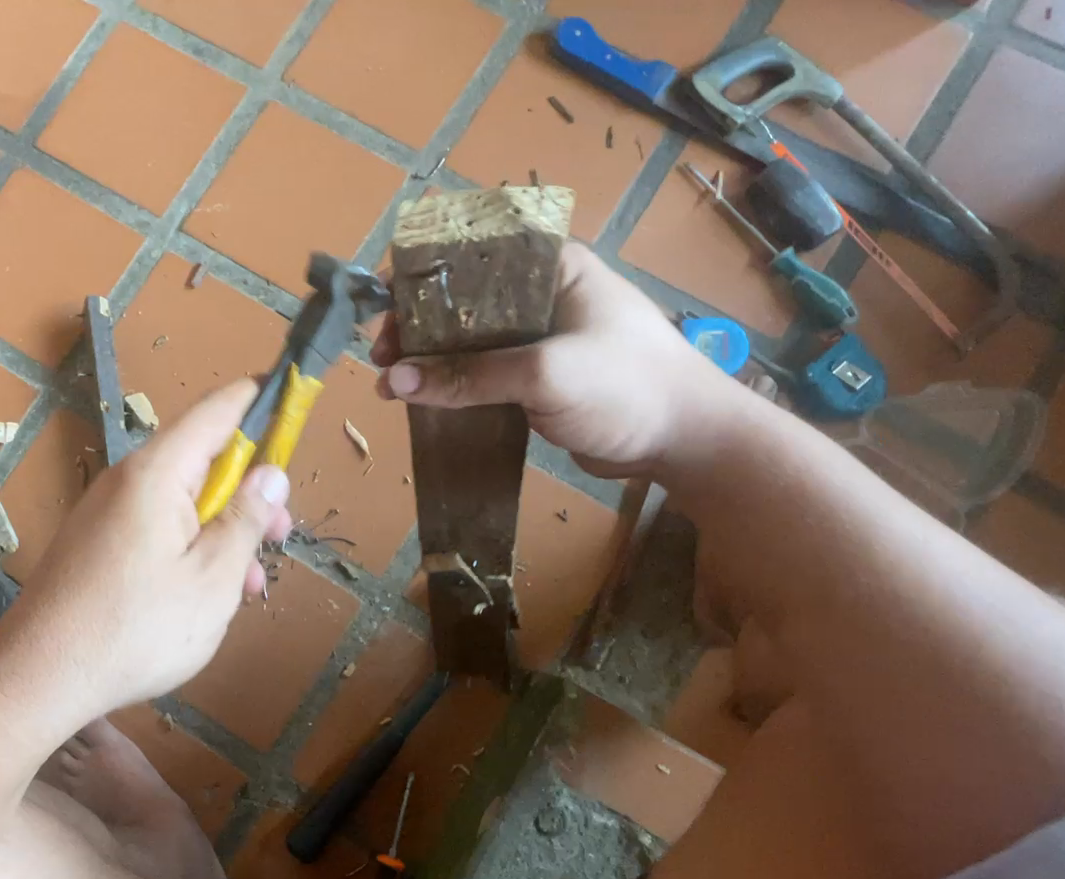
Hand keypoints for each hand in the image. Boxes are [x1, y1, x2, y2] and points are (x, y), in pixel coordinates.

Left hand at [0, 380, 293, 722]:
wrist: (37, 679)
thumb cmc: (137, 629)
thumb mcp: (213, 578)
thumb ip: (247, 520)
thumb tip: (271, 473)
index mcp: (158, 472)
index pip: (219, 410)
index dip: (261, 403)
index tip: (295, 407)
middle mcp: (128, 480)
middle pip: (202, 459)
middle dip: (250, 490)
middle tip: (280, 534)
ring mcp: (106, 512)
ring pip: (182, 501)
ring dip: (224, 530)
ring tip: (248, 583)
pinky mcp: (96, 544)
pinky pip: (156, 528)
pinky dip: (191, 548)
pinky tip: (205, 593)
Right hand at [371, 241, 742, 475]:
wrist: (683, 439)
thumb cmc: (626, 386)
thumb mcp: (544, 375)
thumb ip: (469, 377)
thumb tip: (394, 381)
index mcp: (548, 268)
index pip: (471, 253)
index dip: (421, 275)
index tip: (385, 307)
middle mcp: (537, 296)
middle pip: (459, 300)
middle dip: (415, 326)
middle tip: (380, 357)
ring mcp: (535, 338)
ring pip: (465, 341)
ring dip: (425, 360)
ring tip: (387, 386)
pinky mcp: (533, 378)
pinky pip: (479, 374)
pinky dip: (448, 386)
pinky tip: (419, 400)